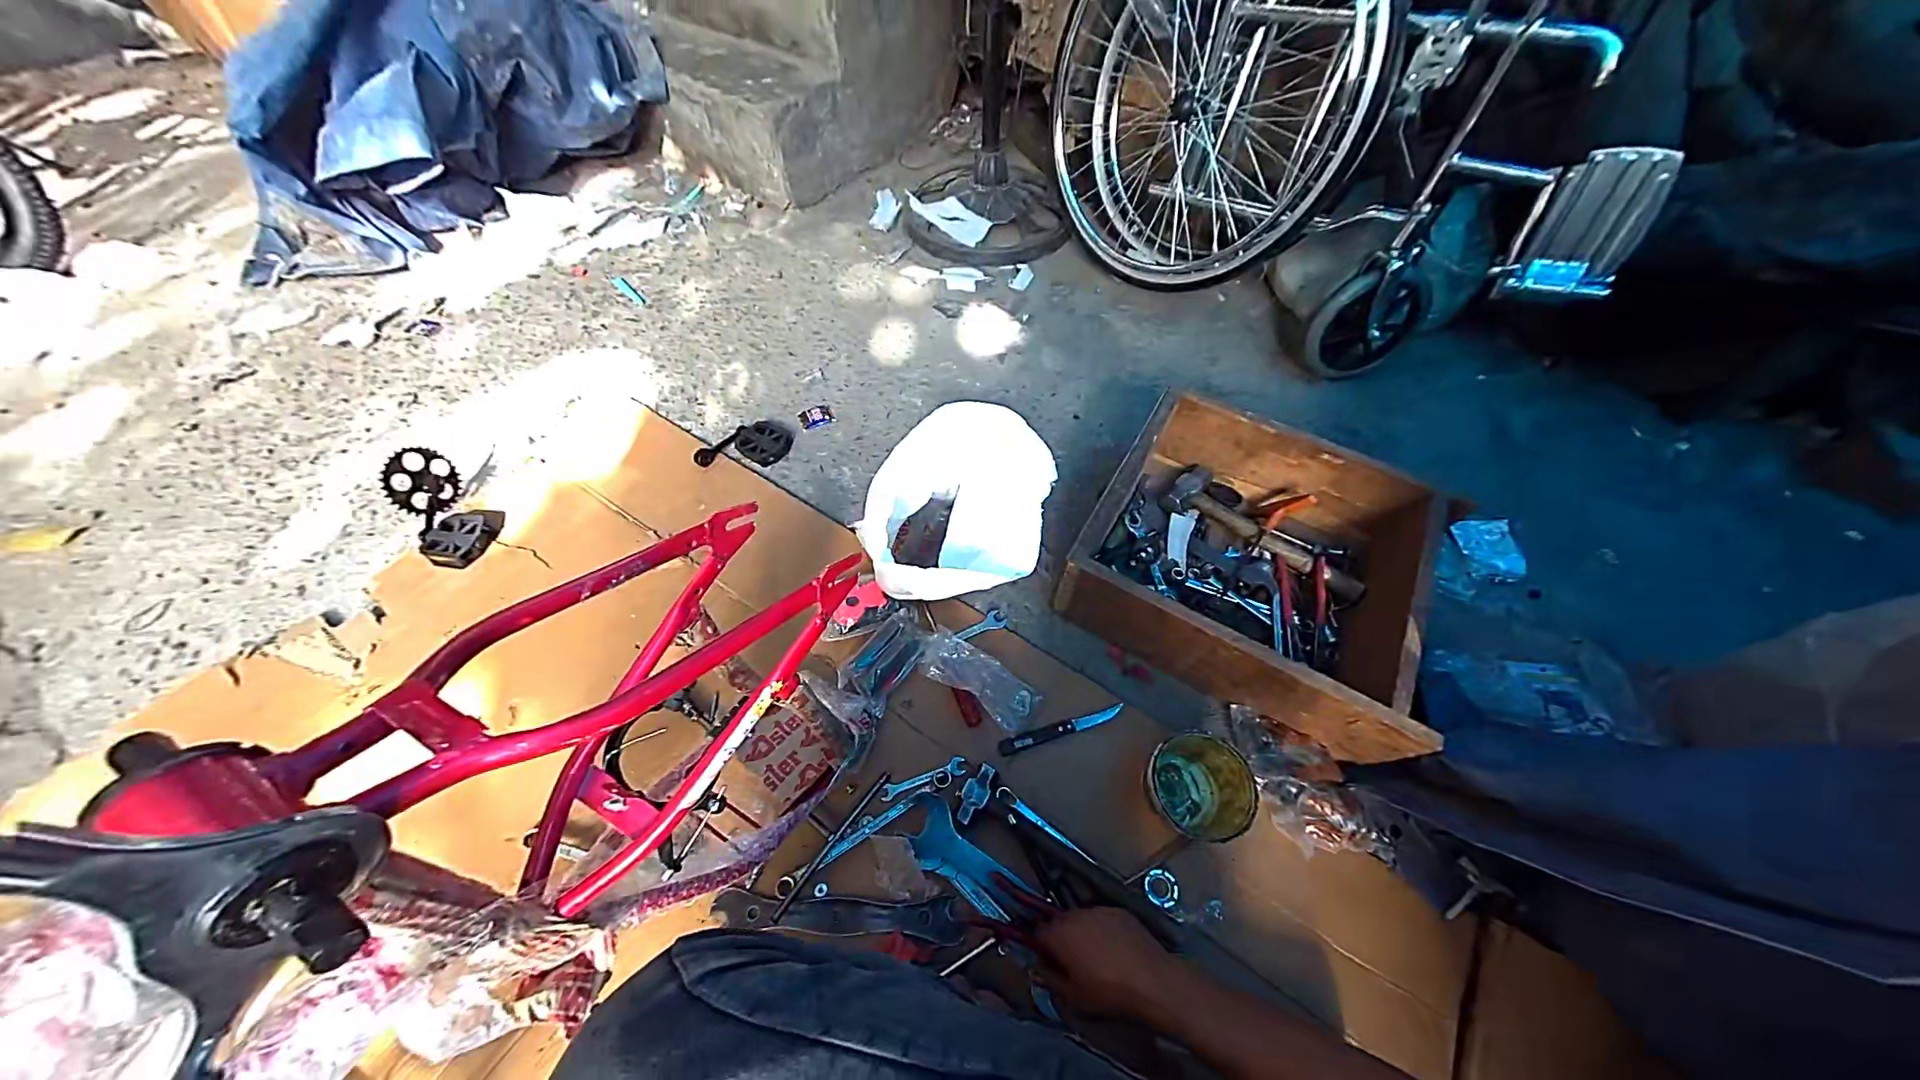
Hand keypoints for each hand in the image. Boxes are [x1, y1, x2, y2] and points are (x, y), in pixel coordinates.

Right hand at [1030, 907, 1182, 1019]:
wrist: (1151, 980)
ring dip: (1082, 930)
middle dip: (1061, 936)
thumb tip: (1037, 968)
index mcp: (1059, 934)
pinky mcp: (1118, 910)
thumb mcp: (1073, 996)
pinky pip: (1102, 917)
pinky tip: (1115, 947)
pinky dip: (1103, 928)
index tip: (1048, 958)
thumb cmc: (1107, 992)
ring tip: (1096, 953)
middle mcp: (1075, 914)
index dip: (1040, 945)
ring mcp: (1098, 909)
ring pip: (1081, 917)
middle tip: (1072, 958)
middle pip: (1059, 921)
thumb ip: (1050, 979)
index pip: (1037, 930)